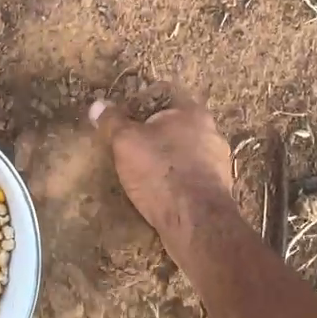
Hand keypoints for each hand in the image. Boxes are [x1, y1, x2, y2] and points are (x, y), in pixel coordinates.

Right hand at [89, 85, 234, 257]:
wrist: (197, 224)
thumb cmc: (160, 171)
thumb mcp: (126, 141)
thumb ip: (112, 121)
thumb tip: (98, 105)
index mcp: (192, 112)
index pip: (165, 94)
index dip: (140, 101)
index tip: (123, 115)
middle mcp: (211, 132)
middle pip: (176, 123)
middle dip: (154, 132)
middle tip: (129, 143)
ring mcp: (218, 164)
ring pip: (185, 151)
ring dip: (166, 158)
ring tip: (142, 171)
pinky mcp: (218, 192)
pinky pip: (191, 176)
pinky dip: (176, 180)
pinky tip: (159, 191)